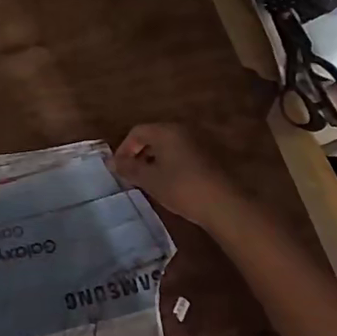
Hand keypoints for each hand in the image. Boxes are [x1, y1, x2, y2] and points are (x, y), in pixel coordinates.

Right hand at [110, 123, 241, 228]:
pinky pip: (182, 154)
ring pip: (168, 146)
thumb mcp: (149, 179)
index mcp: (166, 131)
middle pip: (153, 136)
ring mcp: (199, 142)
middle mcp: (183, 131)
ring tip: (148, 180)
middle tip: (131, 174)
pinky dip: (170, 164)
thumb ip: (128, 168)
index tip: (119, 169)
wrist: (224, 204)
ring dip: (154, 160)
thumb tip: (111, 162)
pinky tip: (169, 183)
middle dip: (138, 154)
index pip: (137, 132)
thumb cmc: (181, 187)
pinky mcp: (210, 156)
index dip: (124, 149)